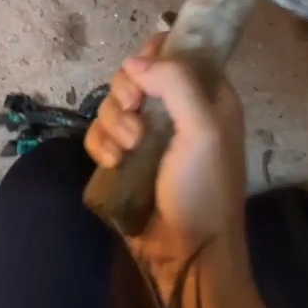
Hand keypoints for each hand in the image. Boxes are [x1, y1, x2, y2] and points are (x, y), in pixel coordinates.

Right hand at [85, 34, 247, 272]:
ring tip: (127, 149)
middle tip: (133, 113)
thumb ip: (174, 83)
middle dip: (126, 92)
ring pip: (114, 103)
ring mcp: (150, 134)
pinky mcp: (126, 157)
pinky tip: (114, 163)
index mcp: (207, 95)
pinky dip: (102, 144)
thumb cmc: (204, 187)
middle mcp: (178, 109)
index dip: (153, 54)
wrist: (188, 256)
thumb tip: (133, 62)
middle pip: (136, 74)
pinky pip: (101, 133)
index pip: (175, 51)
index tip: (143, 72)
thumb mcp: (202, 130)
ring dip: (114, 122)